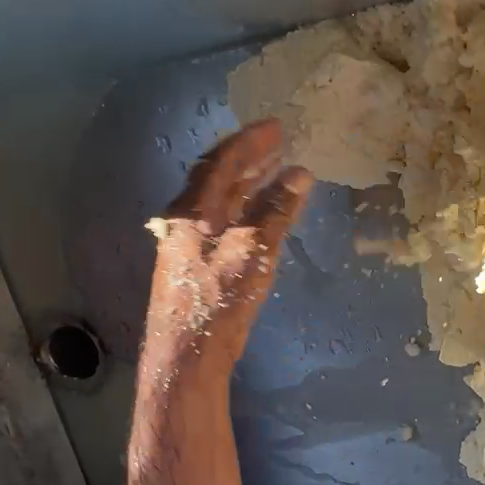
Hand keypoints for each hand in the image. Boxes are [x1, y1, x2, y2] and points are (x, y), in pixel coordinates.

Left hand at [143, 119, 313, 374]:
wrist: (186, 357)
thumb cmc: (217, 302)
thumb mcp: (253, 253)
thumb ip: (275, 212)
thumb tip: (299, 173)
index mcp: (192, 212)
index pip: (221, 163)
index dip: (249, 142)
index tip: (277, 127)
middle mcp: (185, 221)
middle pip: (217, 178)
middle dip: (249, 158)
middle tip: (279, 142)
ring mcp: (189, 244)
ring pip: (220, 200)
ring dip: (247, 182)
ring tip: (275, 169)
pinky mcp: (197, 265)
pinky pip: (224, 220)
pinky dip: (246, 206)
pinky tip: (262, 213)